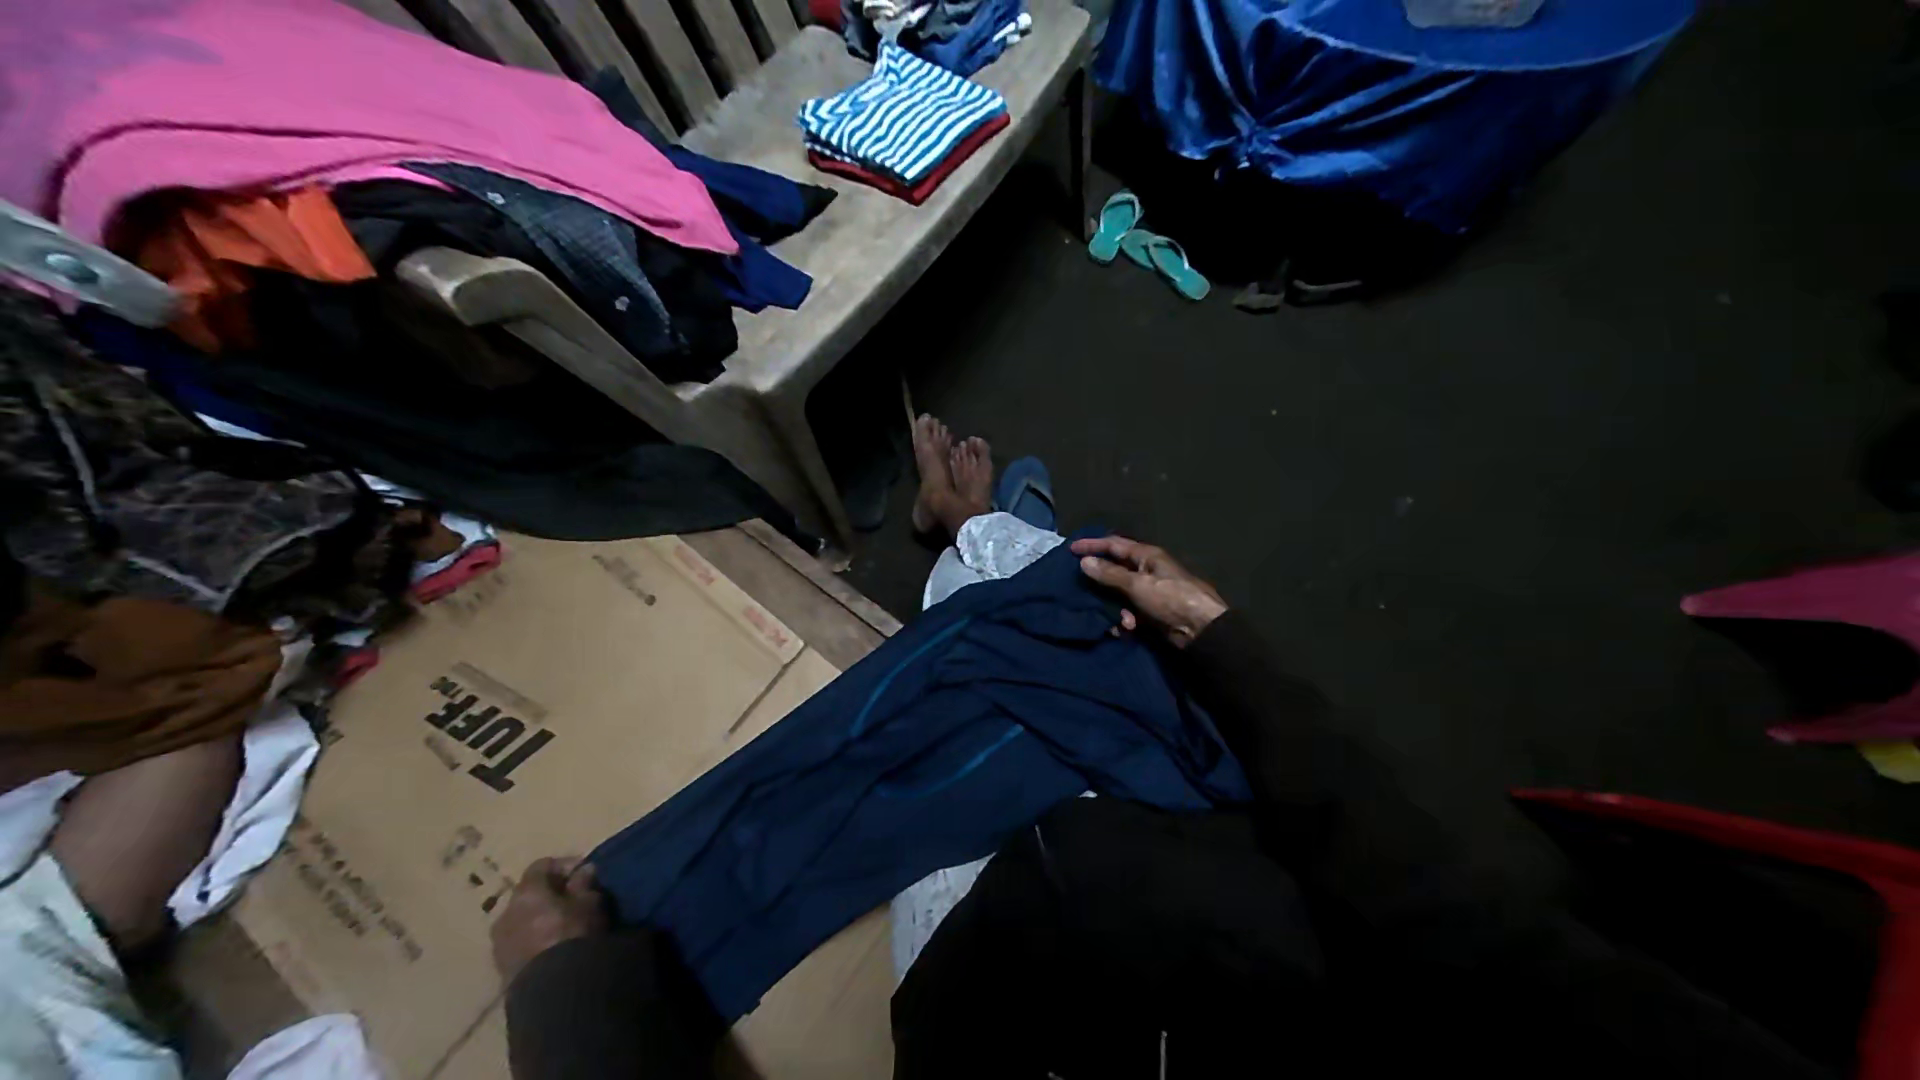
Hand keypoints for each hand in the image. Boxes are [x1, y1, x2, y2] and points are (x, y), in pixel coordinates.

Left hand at [491, 856, 606, 982]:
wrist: (551, 990)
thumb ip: (584, 884)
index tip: (584, 873)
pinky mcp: (501, 968)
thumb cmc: (573, 934)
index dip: (563, 865)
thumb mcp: (590, 903)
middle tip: (574, 900)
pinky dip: (534, 938)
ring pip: (521, 920)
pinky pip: (519, 942)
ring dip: (540, 918)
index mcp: (526, 893)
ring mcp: (499, 943)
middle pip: (528, 894)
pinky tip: (553, 946)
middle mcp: (505, 913)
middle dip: (550, 894)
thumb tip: (583, 870)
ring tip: (564, 926)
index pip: (541, 865)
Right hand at [1071, 535, 1227, 648]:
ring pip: (1120, 595)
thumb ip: (1109, 574)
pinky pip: (1129, 611)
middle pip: (1115, 571)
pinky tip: (1128, 630)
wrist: (1201, 629)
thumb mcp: (1137, 585)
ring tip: (1122, 620)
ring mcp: (1149, 591)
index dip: (1092, 545)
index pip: (1114, 544)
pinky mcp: (1151, 611)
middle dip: (1101, 583)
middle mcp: (1147, 570)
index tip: (1071, 549)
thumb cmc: (1170, 599)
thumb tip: (1085, 561)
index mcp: (1147, 556)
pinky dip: (1126, 620)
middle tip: (1081, 589)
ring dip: (1115, 608)